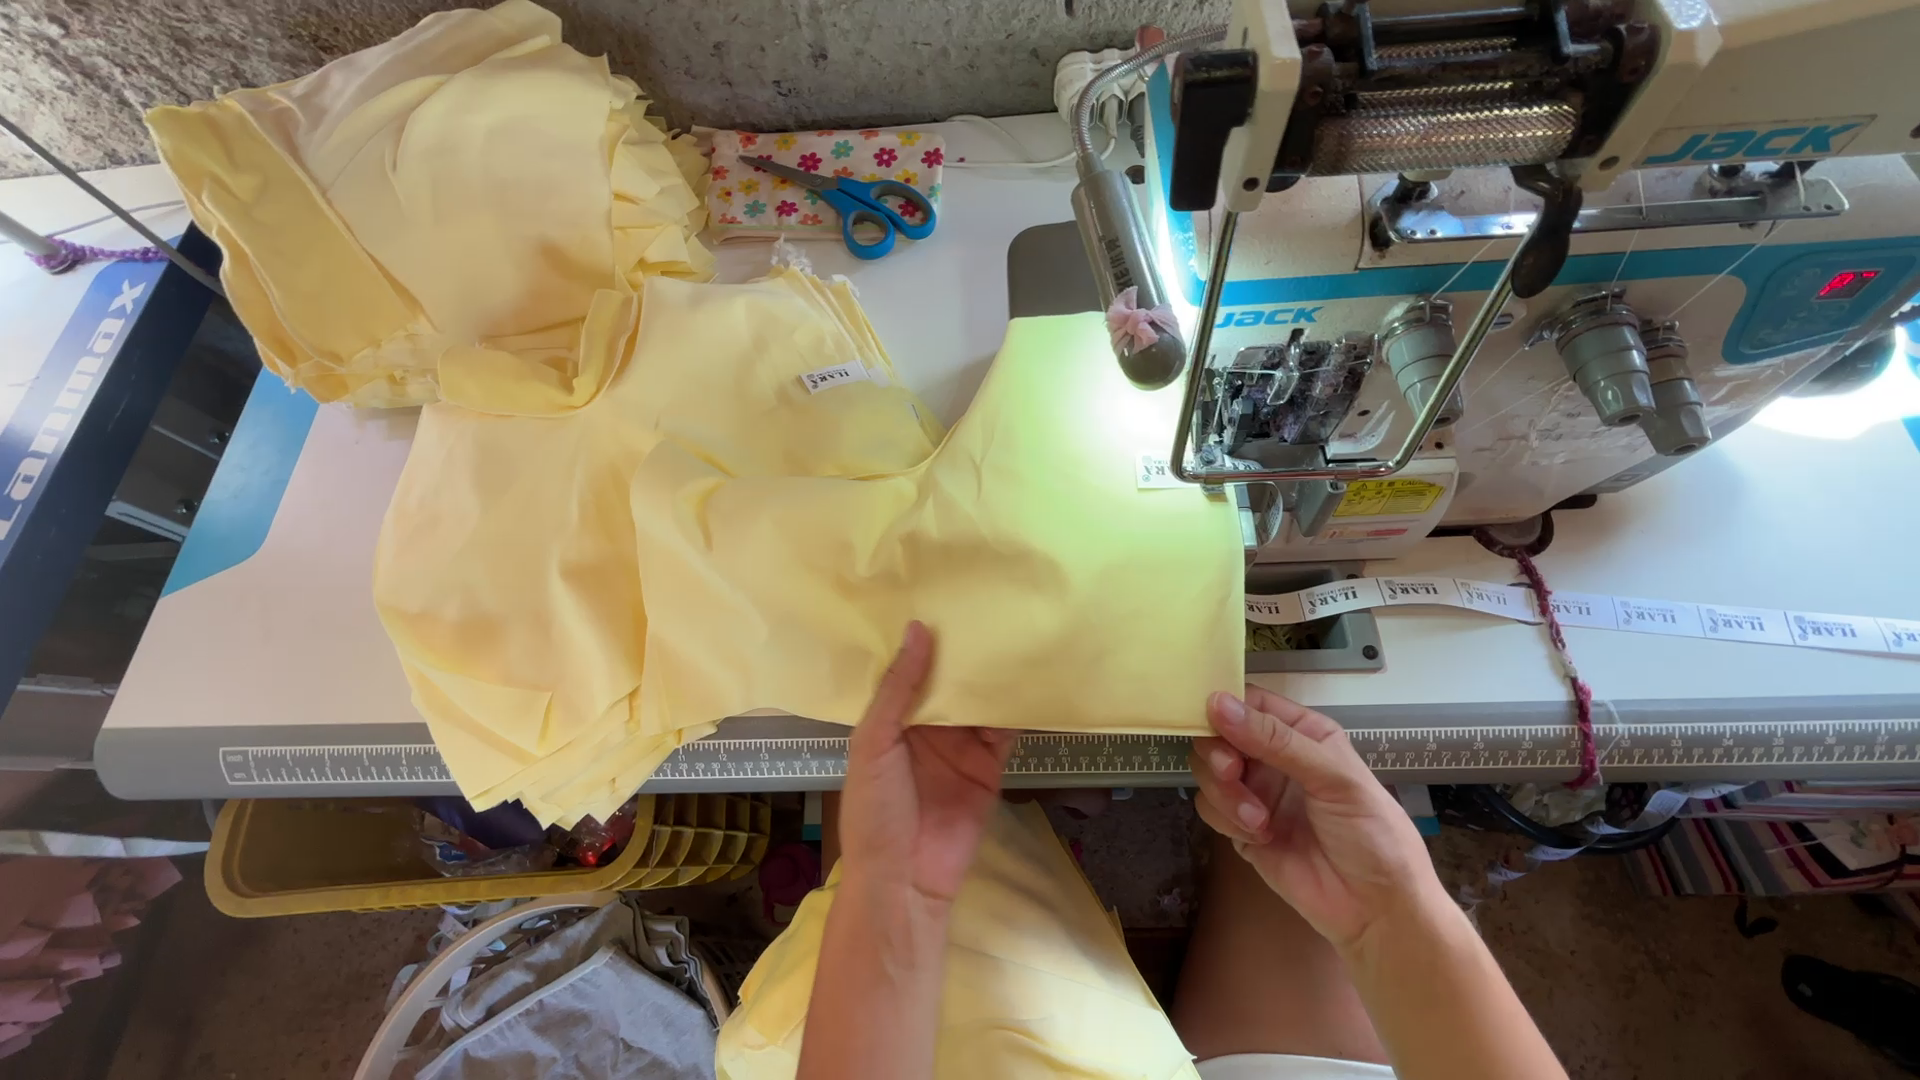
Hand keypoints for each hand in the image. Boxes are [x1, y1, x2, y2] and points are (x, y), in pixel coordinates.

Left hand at [839, 621, 1017, 909]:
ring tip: (1013, 628)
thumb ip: (898, 688)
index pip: (910, 670)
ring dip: (992, 674)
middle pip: (949, 681)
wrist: (905, 881)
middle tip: (987, 602)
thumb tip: (918, 628)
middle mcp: (926, 727)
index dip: (925, 639)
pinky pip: (1004, 730)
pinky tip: (1030, 677)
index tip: (942, 596)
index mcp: (891, 719)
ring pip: (979, 700)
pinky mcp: (989, 765)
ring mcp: (960, 746)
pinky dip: (1016, 707)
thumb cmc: (874, 808)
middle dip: (964, 650)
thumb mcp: (875, 742)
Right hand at [1189, 686, 1440, 952]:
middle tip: (1231, 772)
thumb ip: (1276, 740)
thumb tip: (1218, 703)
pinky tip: (1258, 836)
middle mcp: (1273, 757)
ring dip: (1224, 792)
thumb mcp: (1334, 778)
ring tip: (1257, 820)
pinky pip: (1209, 808)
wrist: (1377, 912)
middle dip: (1218, 753)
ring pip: (1208, 771)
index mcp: (1301, 732)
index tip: (1209, 717)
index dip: (1225, 705)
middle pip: (1218, 735)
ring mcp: (1255, 792)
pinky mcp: (1240, 827)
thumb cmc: (1371, 834)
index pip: (1250, 702)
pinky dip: (1225, 819)